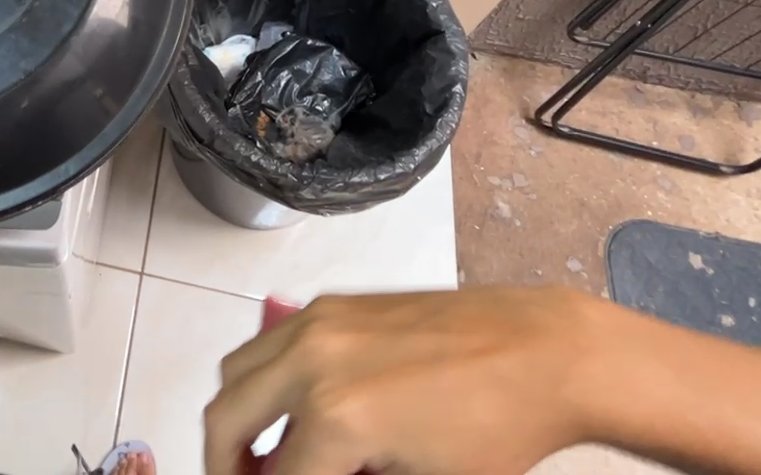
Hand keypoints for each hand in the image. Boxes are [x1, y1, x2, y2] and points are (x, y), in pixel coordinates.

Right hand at [203, 287, 609, 474]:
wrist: (536, 349)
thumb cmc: (496, 432)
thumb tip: (308, 471)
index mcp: (338, 415)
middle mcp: (309, 357)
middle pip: (226, 413)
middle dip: (224, 461)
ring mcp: (314, 320)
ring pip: (236, 369)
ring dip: (238, 415)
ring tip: (263, 453)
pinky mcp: (327, 302)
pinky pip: (269, 342)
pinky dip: (264, 380)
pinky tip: (298, 409)